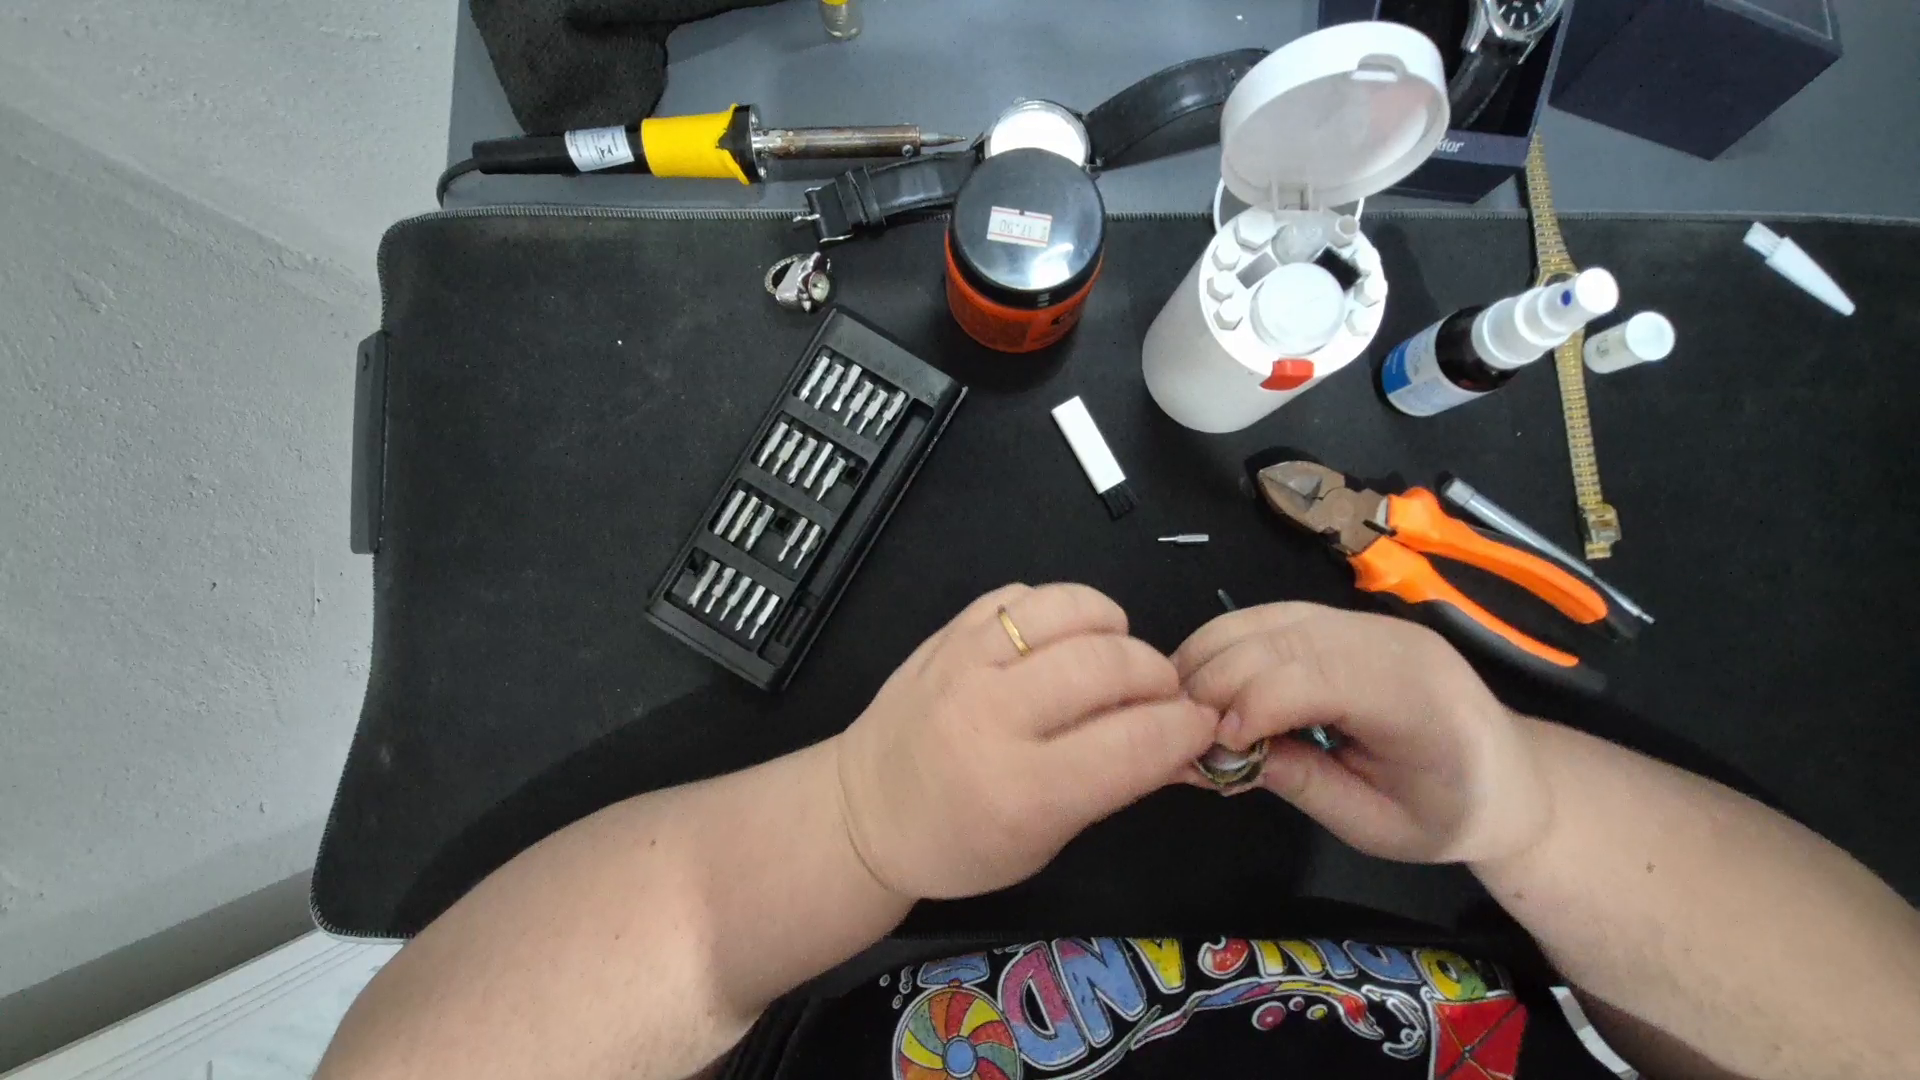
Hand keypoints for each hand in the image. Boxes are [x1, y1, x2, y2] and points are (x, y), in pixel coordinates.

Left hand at [835, 583, 1218, 899]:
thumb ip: (1114, 782)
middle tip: (1160, 691)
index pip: (1134, 742)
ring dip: (1113, 626)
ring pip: (1067, 609)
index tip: (1199, 723)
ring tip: (1115, 652)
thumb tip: (1178, 735)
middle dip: (1157, 673)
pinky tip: (1060, 639)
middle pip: (1106, 663)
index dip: (1185, 727)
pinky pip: (1021, 595)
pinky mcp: (947, 632)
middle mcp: (992, 715)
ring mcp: (964, 662)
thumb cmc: (960, 844)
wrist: (866, 809)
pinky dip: (1058, 610)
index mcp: (1022, 790)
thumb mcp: (1046, 840)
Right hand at [1173, 603, 1551, 864]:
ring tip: (1180, 699)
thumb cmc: (1449, 815)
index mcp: (1414, 697)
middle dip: (1215, 677)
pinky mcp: (1345, 619)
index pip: (1313, 675)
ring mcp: (1365, 621)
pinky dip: (1228, 642)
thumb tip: (1220, 751)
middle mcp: (1388, 641)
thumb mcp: (1375, 825)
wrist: (1513, 777)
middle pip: (1277, 638)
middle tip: (1178, 725)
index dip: (1251, 702)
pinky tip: (1207, 674)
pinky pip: (1270, 616)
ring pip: (1264, 616)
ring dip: (1210, 652)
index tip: (1214, 746)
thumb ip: (1300, 781)